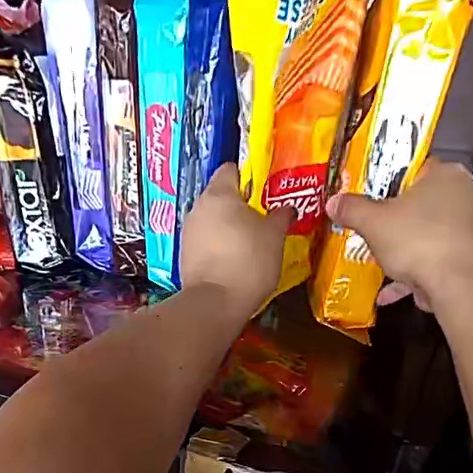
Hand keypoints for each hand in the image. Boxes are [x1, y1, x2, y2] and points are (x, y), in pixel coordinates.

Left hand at [180, 164, 289, 313]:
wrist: (216, 303)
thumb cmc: (249, 261)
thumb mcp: (275, 237)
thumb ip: (281, 216)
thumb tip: (287, 207)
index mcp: (220, 193)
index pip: (231, 169)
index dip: (248, 177)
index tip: (263, 192)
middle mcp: (198, 207)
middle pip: (220, 196)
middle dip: (238, 206)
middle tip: (260, 221)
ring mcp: (188, 232)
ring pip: (211, 221)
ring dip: (227, 228)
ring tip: (248, 245)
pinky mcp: (184, 256)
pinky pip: (205, 243)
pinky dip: (218, 248)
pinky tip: (233, 263)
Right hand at [325, 160, 472, 309]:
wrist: (459, 284)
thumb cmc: (418, 239)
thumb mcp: (374, 222)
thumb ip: (352, 210)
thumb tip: (332, 201)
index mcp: (446, 174)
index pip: (415, 167)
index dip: (388, 180)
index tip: (368, 195)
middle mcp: (463, 198)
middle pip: (420, 205)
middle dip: (393, 222)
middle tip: (369, 230)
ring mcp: (467, 232)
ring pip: (425, 238)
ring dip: (401, 254)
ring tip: (375, 263)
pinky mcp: (466, 263)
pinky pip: (432, 264)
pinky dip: (411, 277)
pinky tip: (386, 295)